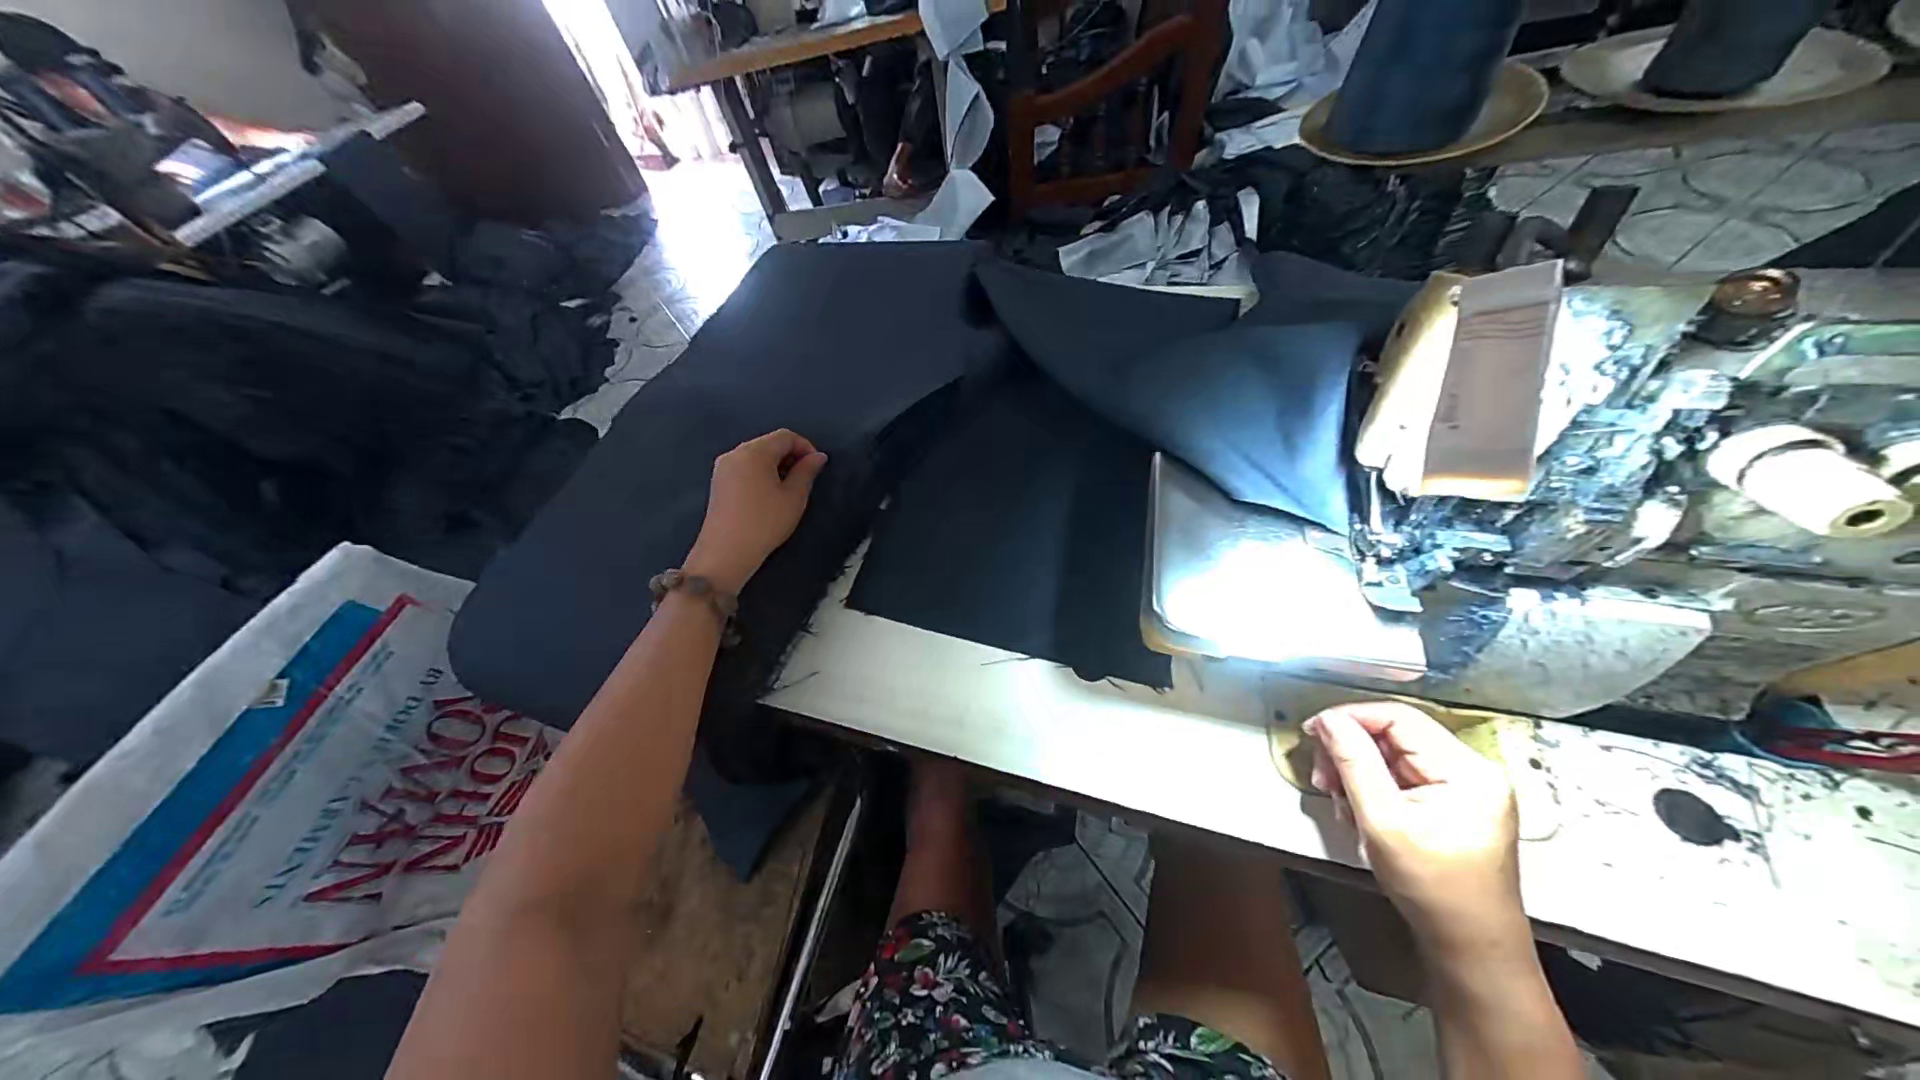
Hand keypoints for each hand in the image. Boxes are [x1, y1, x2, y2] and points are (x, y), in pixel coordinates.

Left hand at [683, 430, 827, 593]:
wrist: (726, 552)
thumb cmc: (765, 522)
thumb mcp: (794, 497)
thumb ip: (807, 471)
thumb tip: (818, 456)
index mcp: (755, 452)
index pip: (785, 436)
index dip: (805, 446)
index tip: (816, 466)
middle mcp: (735, 453)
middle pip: (768, 442)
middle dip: (790, 454)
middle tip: (804, 477)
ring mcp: (723, 467)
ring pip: (756, 454)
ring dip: (776, 463)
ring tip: (788, 487)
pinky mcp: (718, 481)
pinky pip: (744, 466)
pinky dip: (760, 471)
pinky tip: (768, 493)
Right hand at [1305, 702, 1524, 961]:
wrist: (1470, 946)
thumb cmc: (1430, 887)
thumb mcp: (1382, 821)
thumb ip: (1354, 763)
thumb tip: (1327, 719)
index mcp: (1467, 770)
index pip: (1398, 718)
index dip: (1349, 718)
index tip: (1310, 733)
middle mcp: (1472, 770)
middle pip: (1394, 734)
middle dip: (1350, 750)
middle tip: (1322, 778)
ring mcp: (1465, 787)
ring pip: (1393, 754)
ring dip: (1356, 770)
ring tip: (1339, 801)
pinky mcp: (1453, 802)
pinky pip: (1402, 776)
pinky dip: (1372, 787)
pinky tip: (1358, 810)